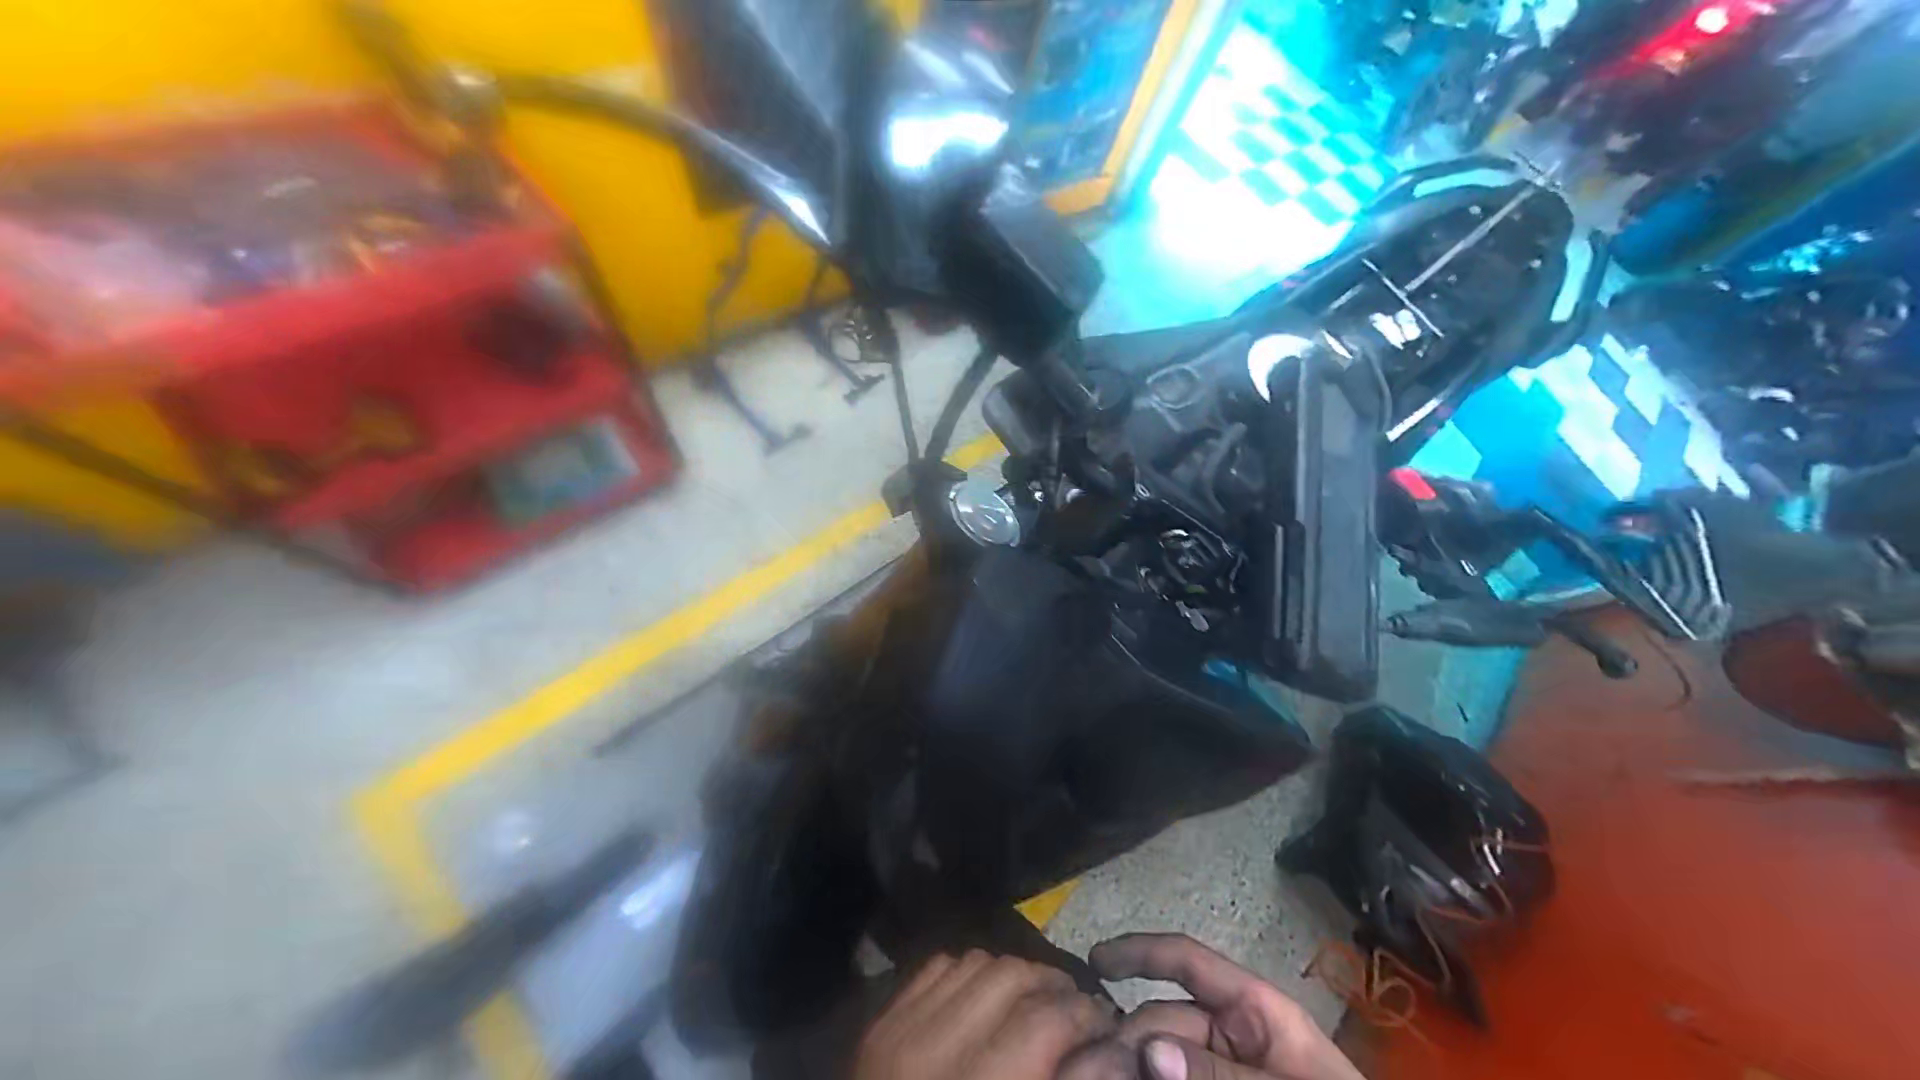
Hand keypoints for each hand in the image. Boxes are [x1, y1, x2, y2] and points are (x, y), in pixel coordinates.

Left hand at [854, 950, 1116, 1079]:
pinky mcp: (881, 1025)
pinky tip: (986, 1001)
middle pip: (1011, 977)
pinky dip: (970, 975)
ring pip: (976, 962)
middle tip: (1075, 1009)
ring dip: (1014, 976)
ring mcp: (900, 1031)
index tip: (1106, 1023)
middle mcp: (934, 1051)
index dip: (1086, 1013)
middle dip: (1053, 986)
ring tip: (1034, 1002)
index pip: (1045, 1019)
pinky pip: (939, 968)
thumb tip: (1114, 1049)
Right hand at [1090, 934, 1363, 1079]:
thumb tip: (1148, 1050)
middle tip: (1082, 1068)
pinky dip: (1146, 1078)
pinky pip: (1175, 1077)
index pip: (1186, 960)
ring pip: (1161, 1058)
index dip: (1138, 951)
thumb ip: (1220, 1072)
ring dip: (1127, 1065)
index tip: (1093, 960)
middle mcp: (1232, 1029)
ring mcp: (1223, 1065)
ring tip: (1090, 1074)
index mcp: (1254, 1007)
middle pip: (1162, 1019)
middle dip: (1123, 1038)